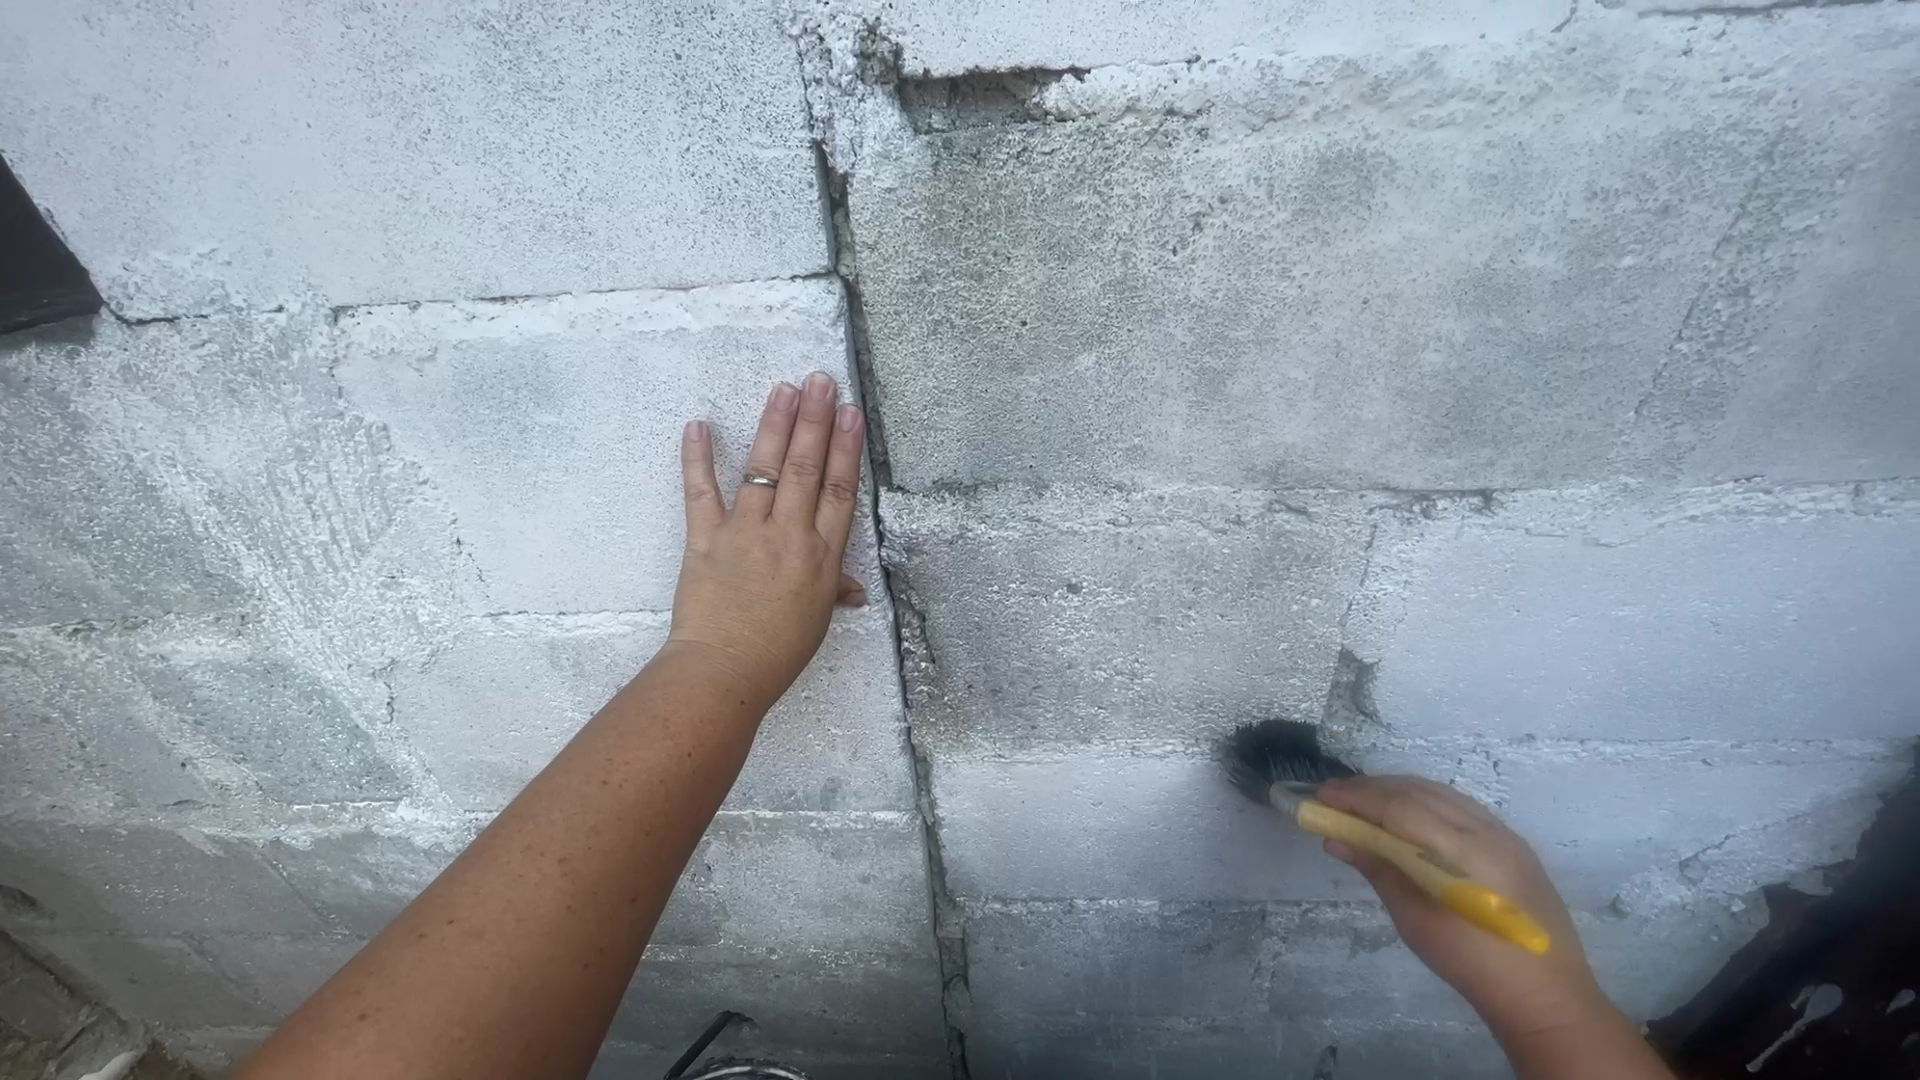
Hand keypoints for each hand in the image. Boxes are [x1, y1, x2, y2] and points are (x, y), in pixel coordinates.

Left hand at [665, 373, 866, 707]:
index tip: (849, 414)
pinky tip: (699, 425)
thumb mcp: (817, 620)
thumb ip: (833, 590)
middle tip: (820, 381)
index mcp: (821, 555)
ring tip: (784, 388)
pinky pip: (701, 493)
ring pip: (764, 470)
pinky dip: (697, 458)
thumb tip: (853, 589)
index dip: (846, 449)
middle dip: (815, 421)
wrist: (725, 672)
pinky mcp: (706, 539)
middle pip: (806, 468)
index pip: (840, 490)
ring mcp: (746, 533)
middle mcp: (789, 534)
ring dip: (774, 426)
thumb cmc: (778, 652)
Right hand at [1316, 776, 1610, 1041]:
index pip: (1401, 808)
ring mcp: (1505, 834)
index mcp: (1467, 856)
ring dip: (1395, 789)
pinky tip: (1402, 811)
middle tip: (1332, 794)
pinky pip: (1458, 804)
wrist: (1548, 997)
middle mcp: (1489, 833)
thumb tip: (1334, 838)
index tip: (1322, 796)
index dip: (1358, 797)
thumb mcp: (1415, 920)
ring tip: (1360, 799)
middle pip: (1418, 792)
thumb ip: (1377, 868)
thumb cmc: (1473, 964)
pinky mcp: (1511, 841)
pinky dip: (1422, 799)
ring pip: (1439, 792)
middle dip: (1371, 788)